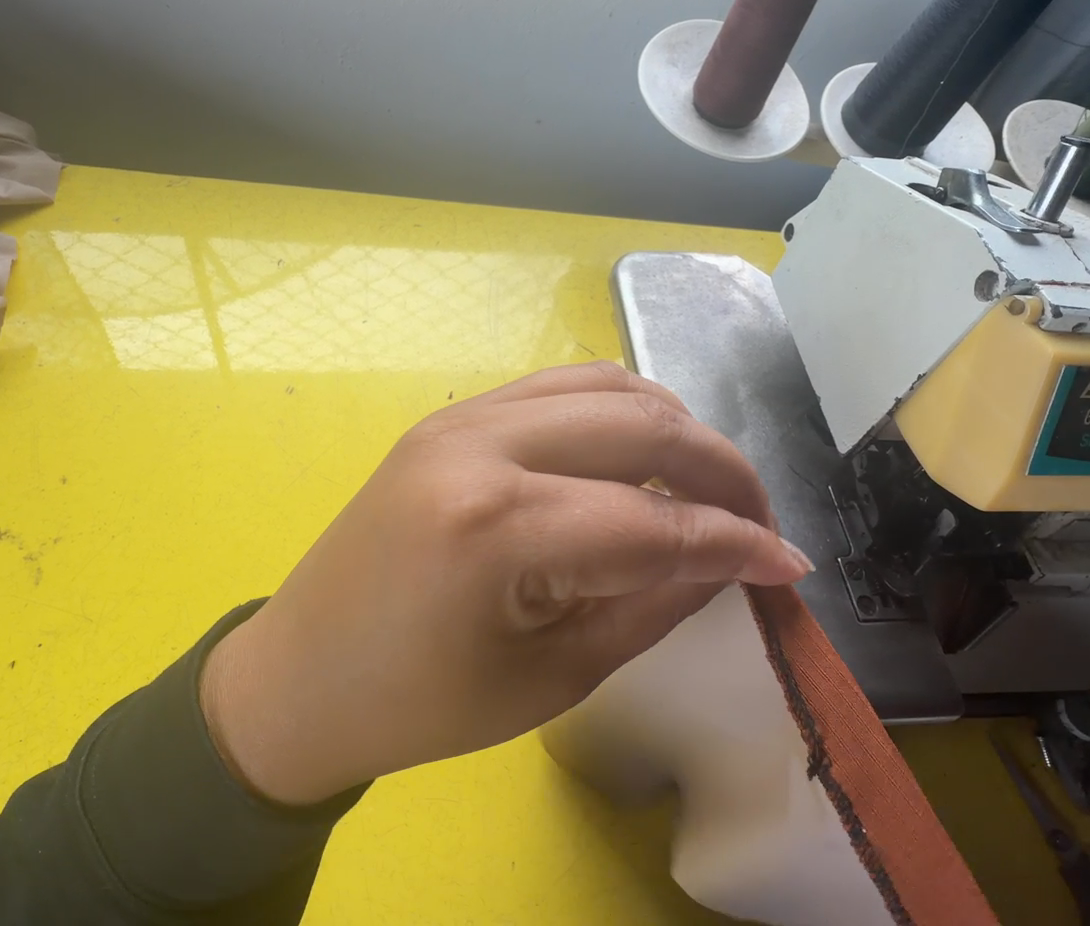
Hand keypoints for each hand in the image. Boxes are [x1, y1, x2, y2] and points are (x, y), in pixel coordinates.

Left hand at [198, 361, 811, 804]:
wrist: (302, 676)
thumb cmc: (421, 703)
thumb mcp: (557, 674)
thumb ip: (656, 599)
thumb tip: (738, 557)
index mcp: (497, 527)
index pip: (654, 519)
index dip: (736, 541)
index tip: (788, 564)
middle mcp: (479, 445)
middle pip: (643, 426)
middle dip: (721, 470)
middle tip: (758, 522)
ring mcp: (459, 418)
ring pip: (607, 387)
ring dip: (675, 428)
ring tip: (707, 486)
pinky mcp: (451, 416)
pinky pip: (559, 386)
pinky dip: (619, 408)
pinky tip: (643, 449)